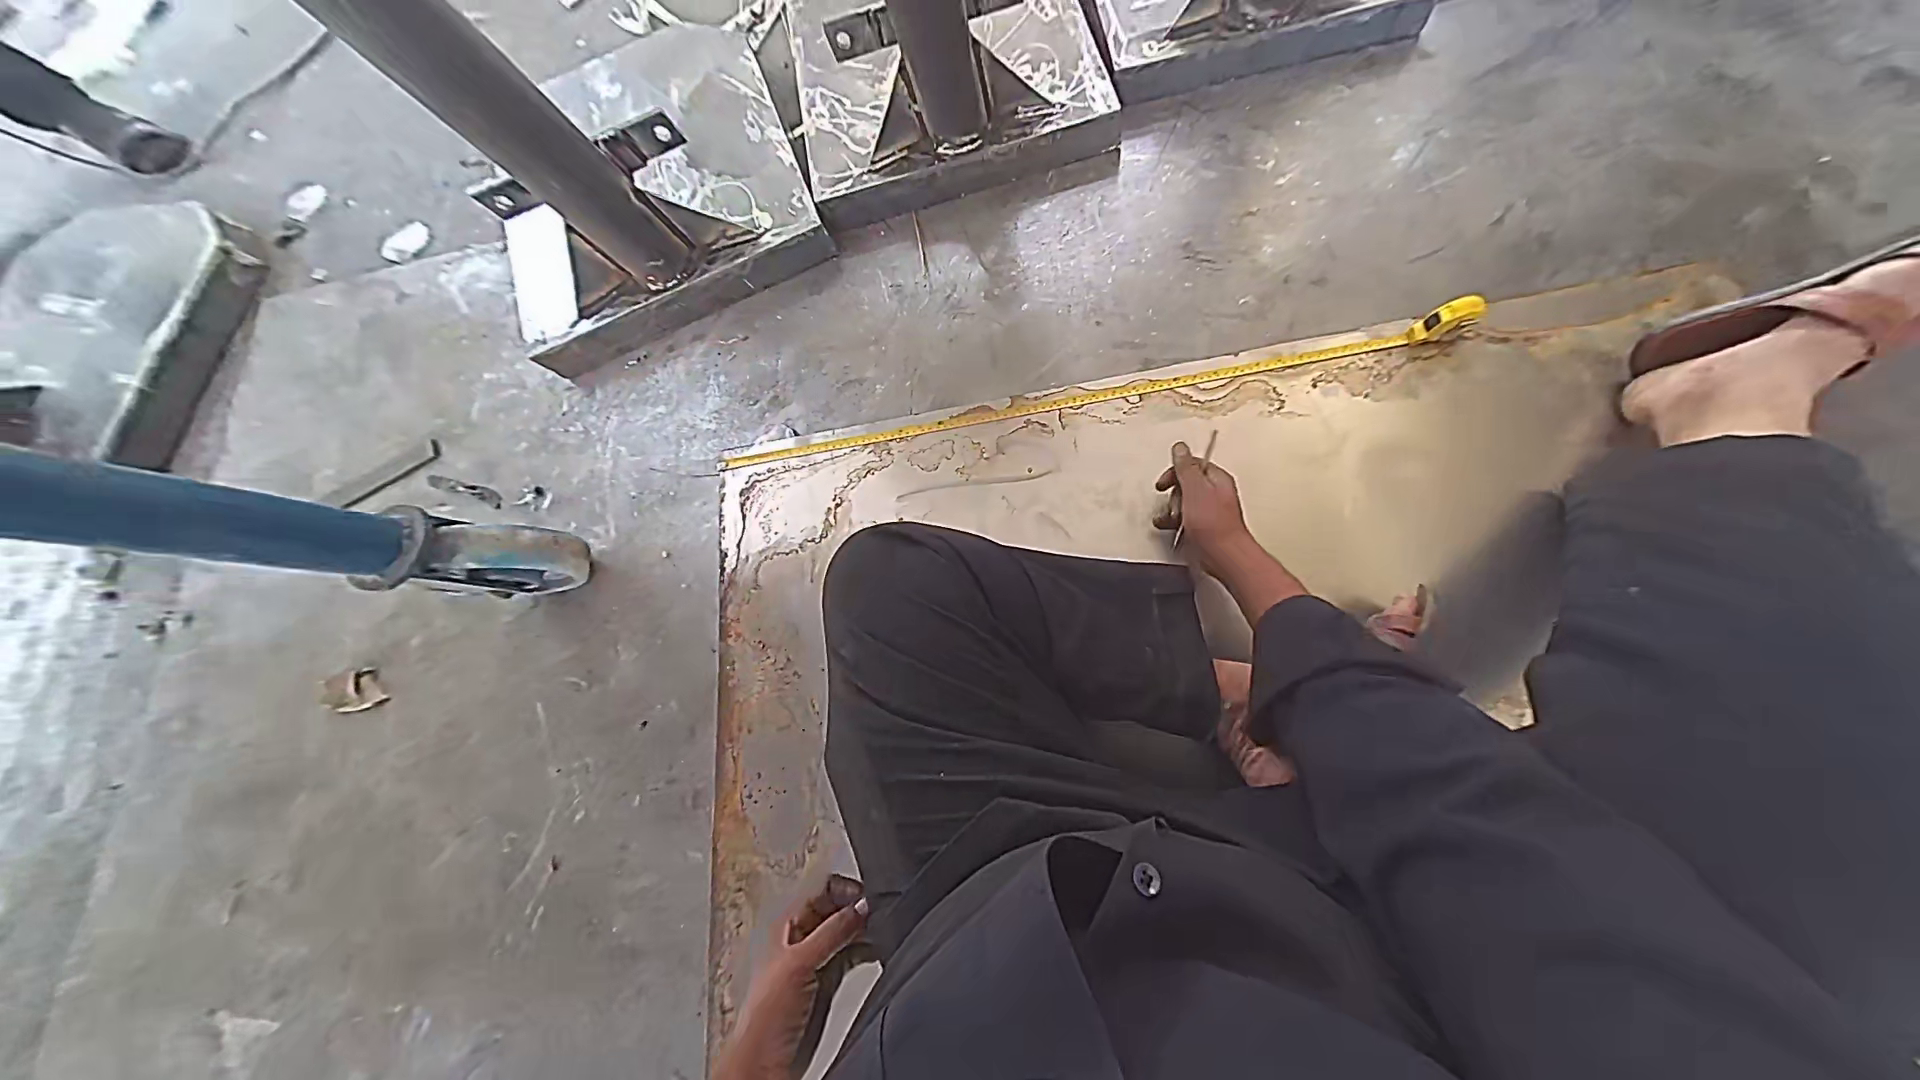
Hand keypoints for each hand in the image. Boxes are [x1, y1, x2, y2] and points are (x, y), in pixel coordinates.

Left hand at [714, 875, 869, 1079]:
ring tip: (882, 926)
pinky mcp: (829, 981)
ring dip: (865, 926)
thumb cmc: (764, 1020)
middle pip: (837, 907)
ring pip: (847, 930)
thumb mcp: (799, 965)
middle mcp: (803, 938)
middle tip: (878, 910)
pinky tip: (878, 947)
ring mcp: (817, 960)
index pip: (821, 888)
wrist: (764, 1068)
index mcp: (788, 925)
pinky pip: (853, 953)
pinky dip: (868, 947)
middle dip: (858, 905)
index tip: (866, 895)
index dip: (844, 887)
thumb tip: (861, 905)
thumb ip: (832, 932)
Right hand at [1154, 441, 1253, 576]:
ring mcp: (1208, 510)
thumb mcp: (1195, 490)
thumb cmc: (1214, 526)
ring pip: (1182, 502)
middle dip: (1173, 494)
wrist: (1222, 556)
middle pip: (1185, 484)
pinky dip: (1174, 522)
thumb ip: (1186, 468)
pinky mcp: (1202, 526)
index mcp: (1216, 479)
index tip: (1164, 483)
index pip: (1192, 465)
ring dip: (1172, 510)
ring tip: (1172, 519)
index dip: (1175, 473)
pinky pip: (1183, 518)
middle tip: (1174, 504)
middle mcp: (1214, 493)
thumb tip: (1180, 448)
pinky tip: (1171, 527)